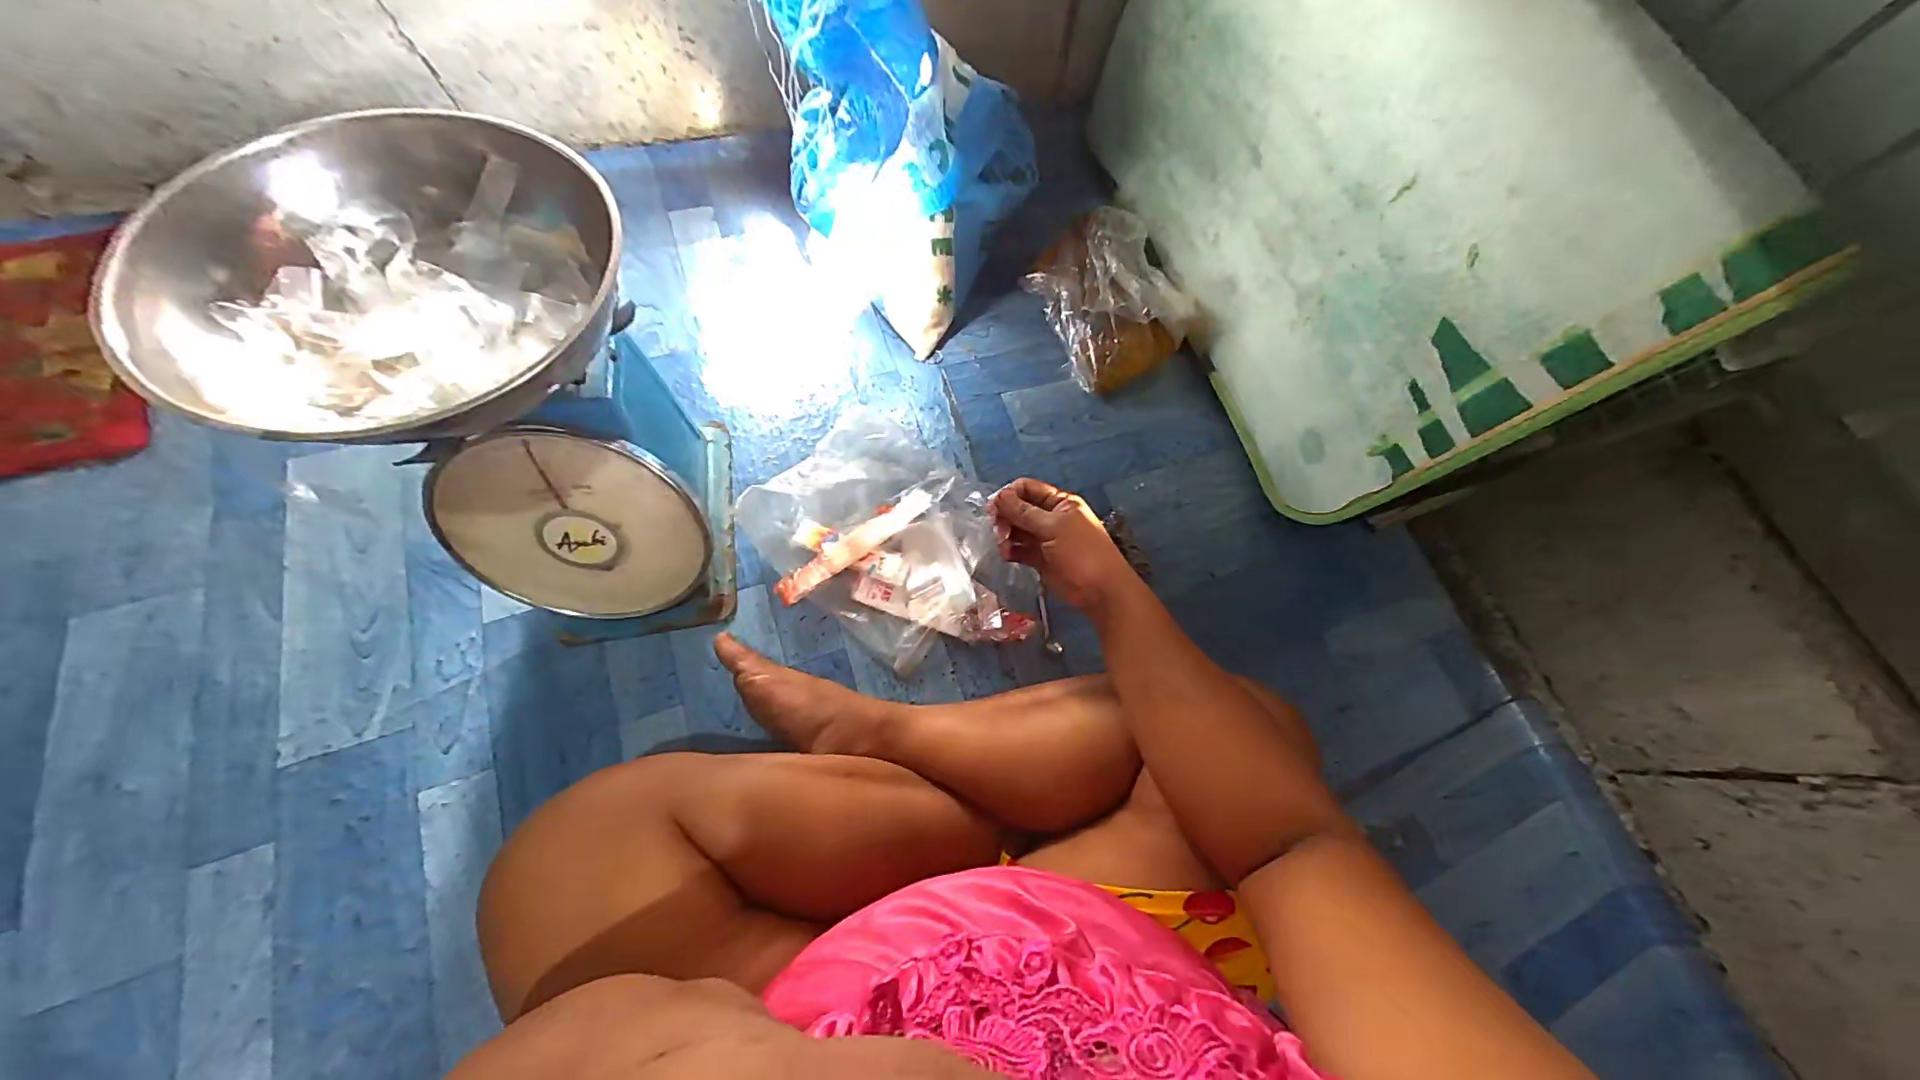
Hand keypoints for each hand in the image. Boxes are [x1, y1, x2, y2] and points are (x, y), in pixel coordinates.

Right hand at [991, 478, 1137, 612]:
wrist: (1100, 591)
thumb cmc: (1081, 552)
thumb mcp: (1054, 527)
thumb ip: (1024, 512)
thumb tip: (999, 495)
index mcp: (1060, 503)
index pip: (1028, 489)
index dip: (1009, 495)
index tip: (993, 507)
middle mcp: (1051, 517)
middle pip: (1019, 509)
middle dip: (1005, 516)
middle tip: (997, 530)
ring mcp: (1045, 539)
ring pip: (1017, 530)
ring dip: (1005, 535)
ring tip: (1002, 545)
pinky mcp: (1039, 559)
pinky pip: (1019, 549)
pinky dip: (1010, 550)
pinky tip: (1006, 555)